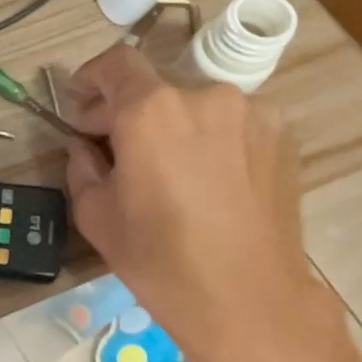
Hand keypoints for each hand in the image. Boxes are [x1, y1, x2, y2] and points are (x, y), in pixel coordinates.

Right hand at [61, 45, 345, 361]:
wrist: (246, 297)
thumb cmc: (158, 259)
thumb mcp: (95, 214)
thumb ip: (82, 167)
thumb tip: (84, 147)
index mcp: (151, 111)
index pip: (115, 64)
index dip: (89, 78)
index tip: (80, 104)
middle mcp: (205, 97)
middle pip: (155, 87)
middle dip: (128, 112)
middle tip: (113, 150)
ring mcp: (252, 113)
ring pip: (195, 106)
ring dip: (170, 127)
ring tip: (163, 172)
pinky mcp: (281, 137)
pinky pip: (230, 124)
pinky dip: (207, 140)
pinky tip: (201, 183)